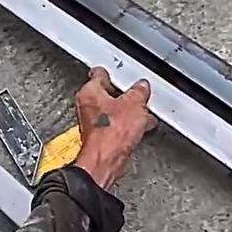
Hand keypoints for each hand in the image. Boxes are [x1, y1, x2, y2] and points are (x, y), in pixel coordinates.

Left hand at [71, 67, 154, 189]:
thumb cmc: (111, 133)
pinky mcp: (102, 137)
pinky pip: (116, 126)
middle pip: (107, 94)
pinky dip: (127, 126)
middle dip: (124, 95)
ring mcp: (94, 123)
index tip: (117, 71)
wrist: (107, 160)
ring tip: (143, 112)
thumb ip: (139, 91)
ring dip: (128, 112)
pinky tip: (139, 128)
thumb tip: (141, 87)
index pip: (98, 74)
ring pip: (113, 112)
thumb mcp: (134, 103)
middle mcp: (88, 107)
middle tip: (136, 93)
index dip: (111, 72)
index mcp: (90, 92)